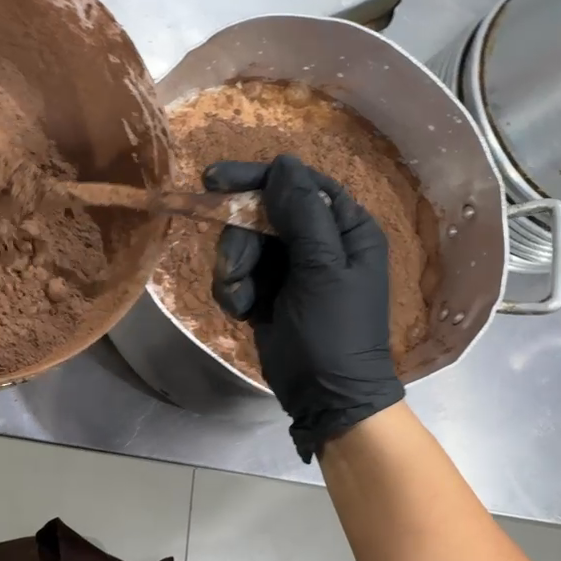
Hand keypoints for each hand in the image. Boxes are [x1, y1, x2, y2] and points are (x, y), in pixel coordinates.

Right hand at [204, 154, 404, 461]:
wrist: (326, 397)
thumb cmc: (334, 332)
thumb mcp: (321, 270)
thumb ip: (302, 214)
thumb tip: (282, 164)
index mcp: (345, 228)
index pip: (299, 184)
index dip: (257, 179)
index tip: (215, 180)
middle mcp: (319, 242)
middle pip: (263, 214)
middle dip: (241, 241)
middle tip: (233, 270)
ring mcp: (292, 269)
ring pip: (245, 245)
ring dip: (234, 271)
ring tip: (241, 301)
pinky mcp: (269, 294)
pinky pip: (239, 276)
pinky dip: (235, 292)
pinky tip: (243, 313)